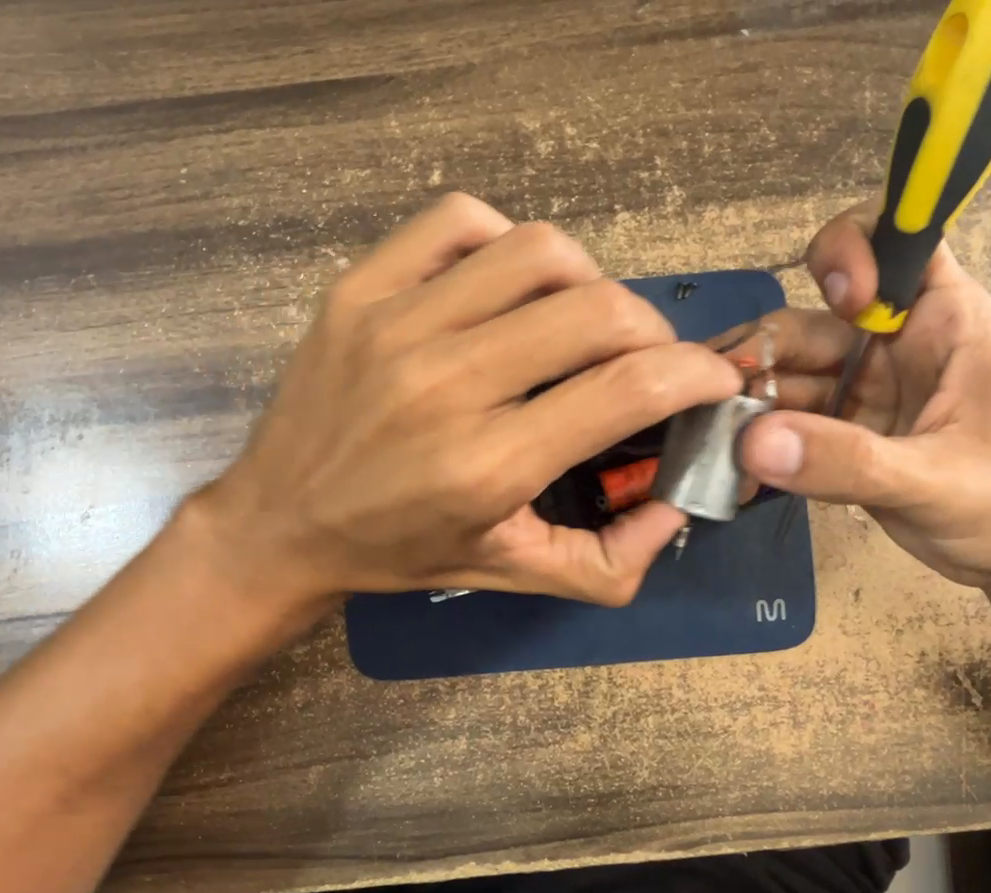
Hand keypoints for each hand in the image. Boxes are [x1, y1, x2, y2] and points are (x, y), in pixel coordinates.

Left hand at [204, 193, 741, 605]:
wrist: (280, 524)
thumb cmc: (398, 552)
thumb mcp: (508, 573)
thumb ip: (607, 562)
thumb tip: (680, 507)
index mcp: (489, 465)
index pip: (628, 386)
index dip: (695, 375)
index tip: (710, 380)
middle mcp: (447, 384)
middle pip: (598, 310)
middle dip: (653, 333)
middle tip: (646, 361)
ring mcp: (397, 324)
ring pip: (538, 251)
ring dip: (588, 281)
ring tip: (581, 321)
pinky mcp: (359, 289)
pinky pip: (459, 222)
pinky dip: (505, 243)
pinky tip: (507, 288)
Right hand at [723, 202, 990, 587]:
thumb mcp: (940, 480)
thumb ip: (849, 462)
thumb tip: (751, 442)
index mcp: (941, 321)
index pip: (893, 239)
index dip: (854, 251)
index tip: (844, 305)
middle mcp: (892, 344)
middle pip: (810, 321)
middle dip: (762, 352)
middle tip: (714, 399)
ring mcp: (861, 392)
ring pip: (787, 376)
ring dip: (746, 404)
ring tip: (707, 439)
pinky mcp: (841, 436)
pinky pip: (785, 427)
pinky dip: (756, 444)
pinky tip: (729, 469)